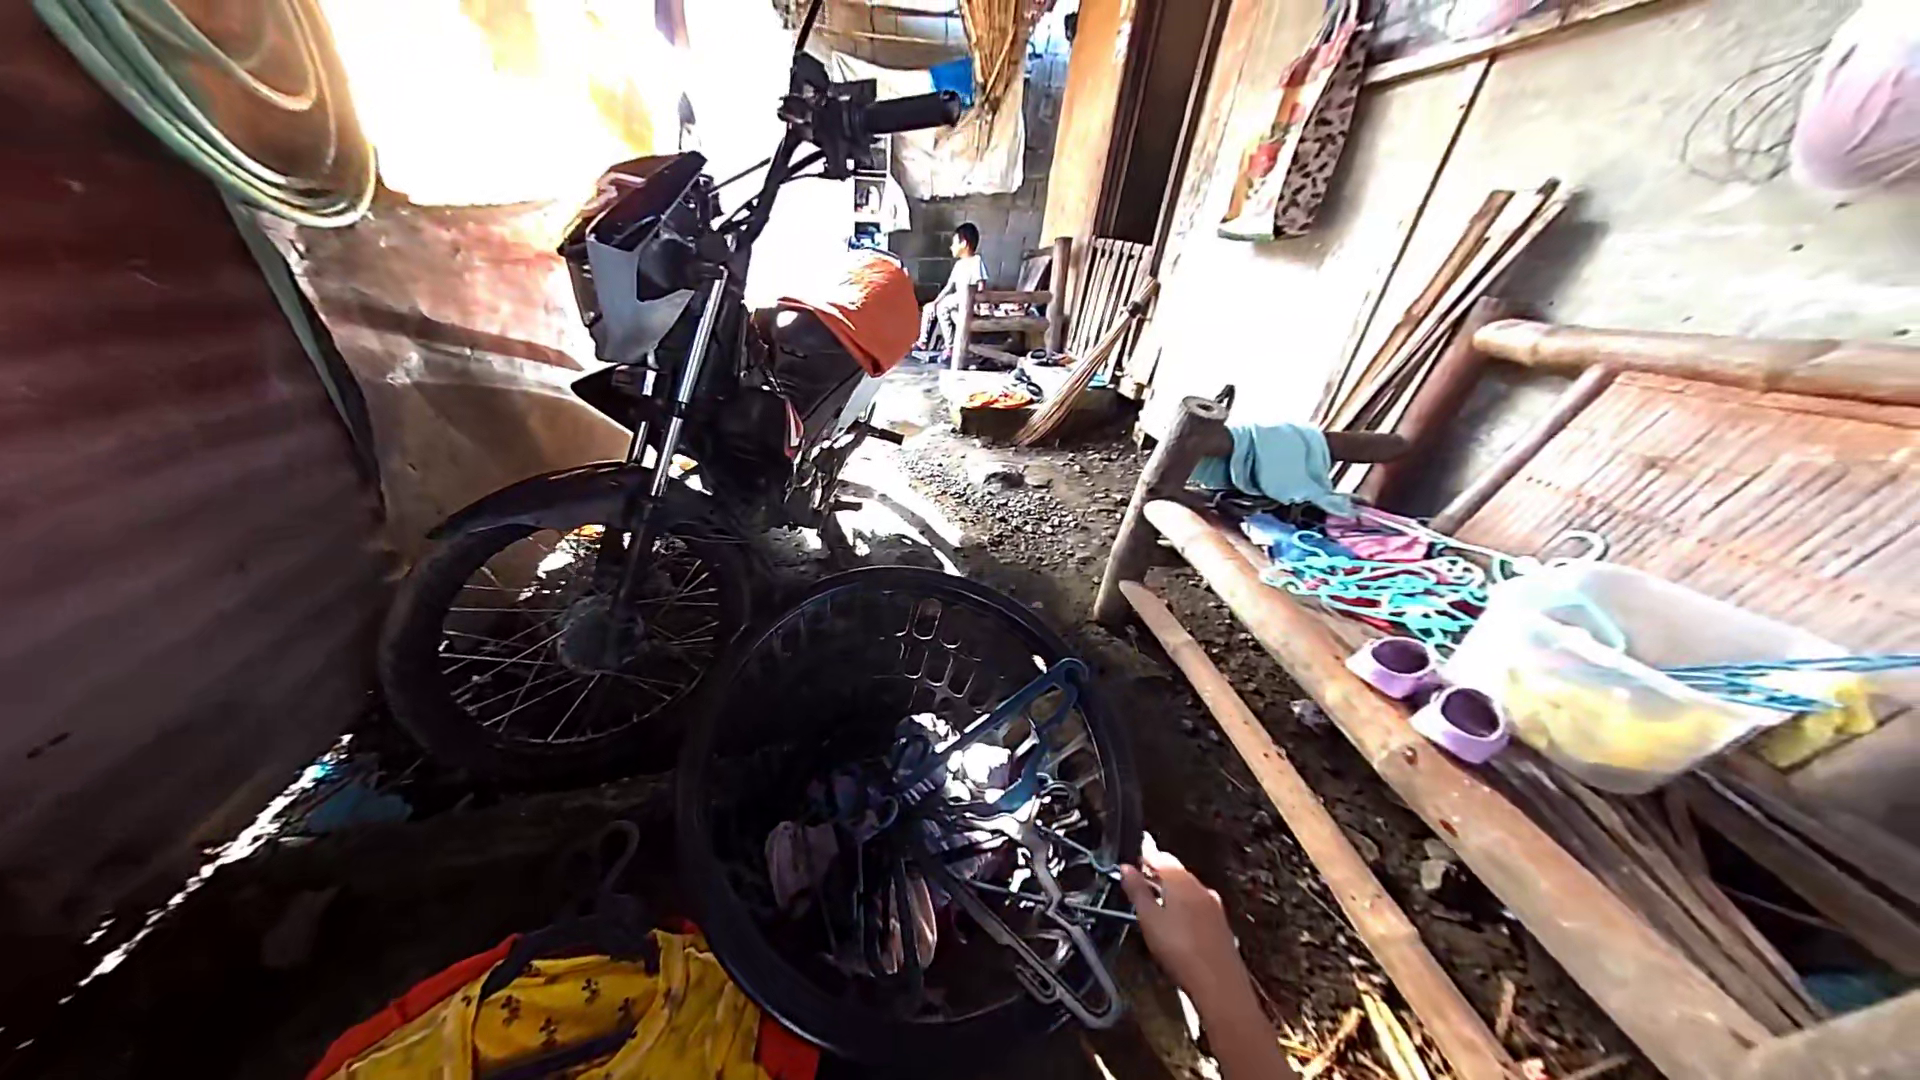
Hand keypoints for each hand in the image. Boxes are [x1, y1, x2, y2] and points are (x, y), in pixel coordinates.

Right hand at [1119, 845, 1245, 1006]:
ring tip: (1155, 900)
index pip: (1159, 856)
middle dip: (1157, 872)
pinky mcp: (1221, 924)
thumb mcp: (1149, 919)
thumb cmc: (1178, 949)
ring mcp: (1213, 905)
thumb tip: (1126, 867)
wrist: (1221, 987)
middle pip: (1175, 870)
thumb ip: (1137, 891)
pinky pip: (1197, 903)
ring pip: (1187, 887)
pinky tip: (1177, 920)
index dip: (1144, 855)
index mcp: (1180, 879)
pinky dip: (1184, 904)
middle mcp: (1199, 886)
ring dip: (1171, 889)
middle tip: (1140, 879)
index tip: (1132, 860)